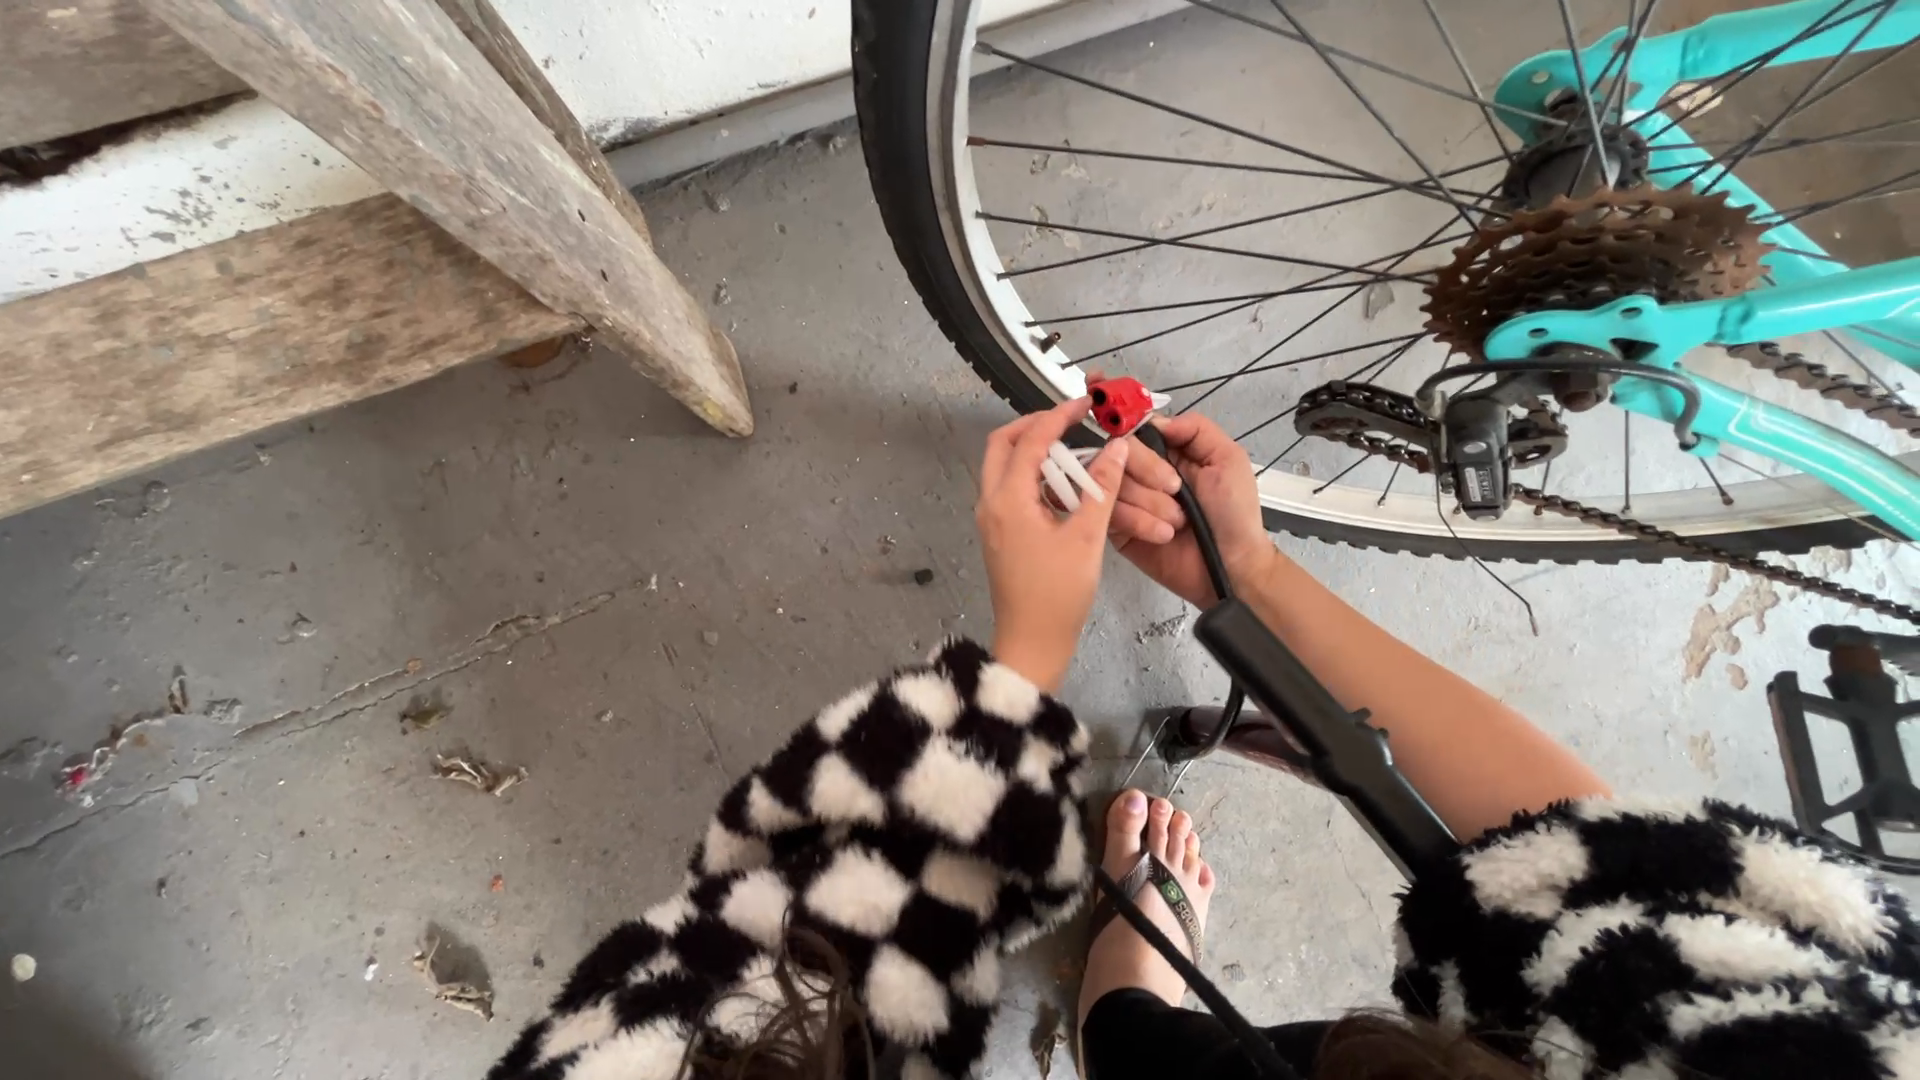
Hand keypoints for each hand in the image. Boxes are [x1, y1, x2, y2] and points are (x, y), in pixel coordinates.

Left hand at [975, 399, 1129, 691]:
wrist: (1032, 643)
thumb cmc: (1057, 594)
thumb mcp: (1086, 538)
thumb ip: (1102, 489)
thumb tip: (1117, 448)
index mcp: (1007, 500)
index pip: (1029, 441)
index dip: (1057, 417)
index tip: (1084, 405)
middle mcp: (991, 504)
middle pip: (1002, 446)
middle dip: (1034, 427)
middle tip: (1068, 421)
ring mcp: (993, 520)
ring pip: (1005, 469)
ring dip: (1034, 453)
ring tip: (1071, 448)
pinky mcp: (1001, 534)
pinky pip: (1012, 491)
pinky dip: (1035, 478)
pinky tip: (1065, 484)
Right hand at [1107, 412, 1278, 607]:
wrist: (1230, 566)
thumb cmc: (1234, 513)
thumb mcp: (1227, 460)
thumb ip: (1196, 429)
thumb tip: (1154, 420)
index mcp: (1165, 452)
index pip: (1132, 430)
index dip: (1130, 433)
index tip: (1146, 443)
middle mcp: (1140, 473)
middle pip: (1117, 455)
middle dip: (1149, 473)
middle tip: (1177, 491)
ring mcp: (1126, 501)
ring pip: (1113, 486)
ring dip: (1150, 504)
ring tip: (1177, 522)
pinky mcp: (1117, 529)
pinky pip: (1110, 515)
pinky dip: (1140, 522)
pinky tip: (1164, 534)